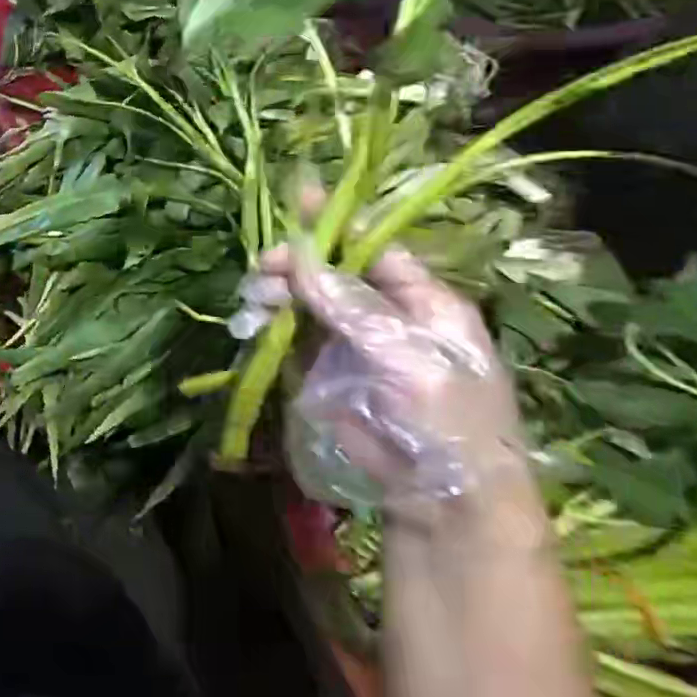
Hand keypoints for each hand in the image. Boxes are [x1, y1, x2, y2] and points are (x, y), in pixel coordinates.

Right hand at [258, 243, 527, 514]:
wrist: (437, 495)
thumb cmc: (447, 419)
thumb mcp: (410, 357)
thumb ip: (355, 307)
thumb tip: (302, 258)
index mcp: (420, 299)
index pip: (373, 248)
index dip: (337, 224)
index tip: (298, 201)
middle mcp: (379, 311)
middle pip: (326, 270)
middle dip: (292, 264)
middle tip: (262, 271)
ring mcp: (345, 338)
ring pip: (298, 297)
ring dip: (271, 292)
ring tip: (253, 304)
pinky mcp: (316, 365)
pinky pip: (284, 331)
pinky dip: (264, 323)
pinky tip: (250, 326)